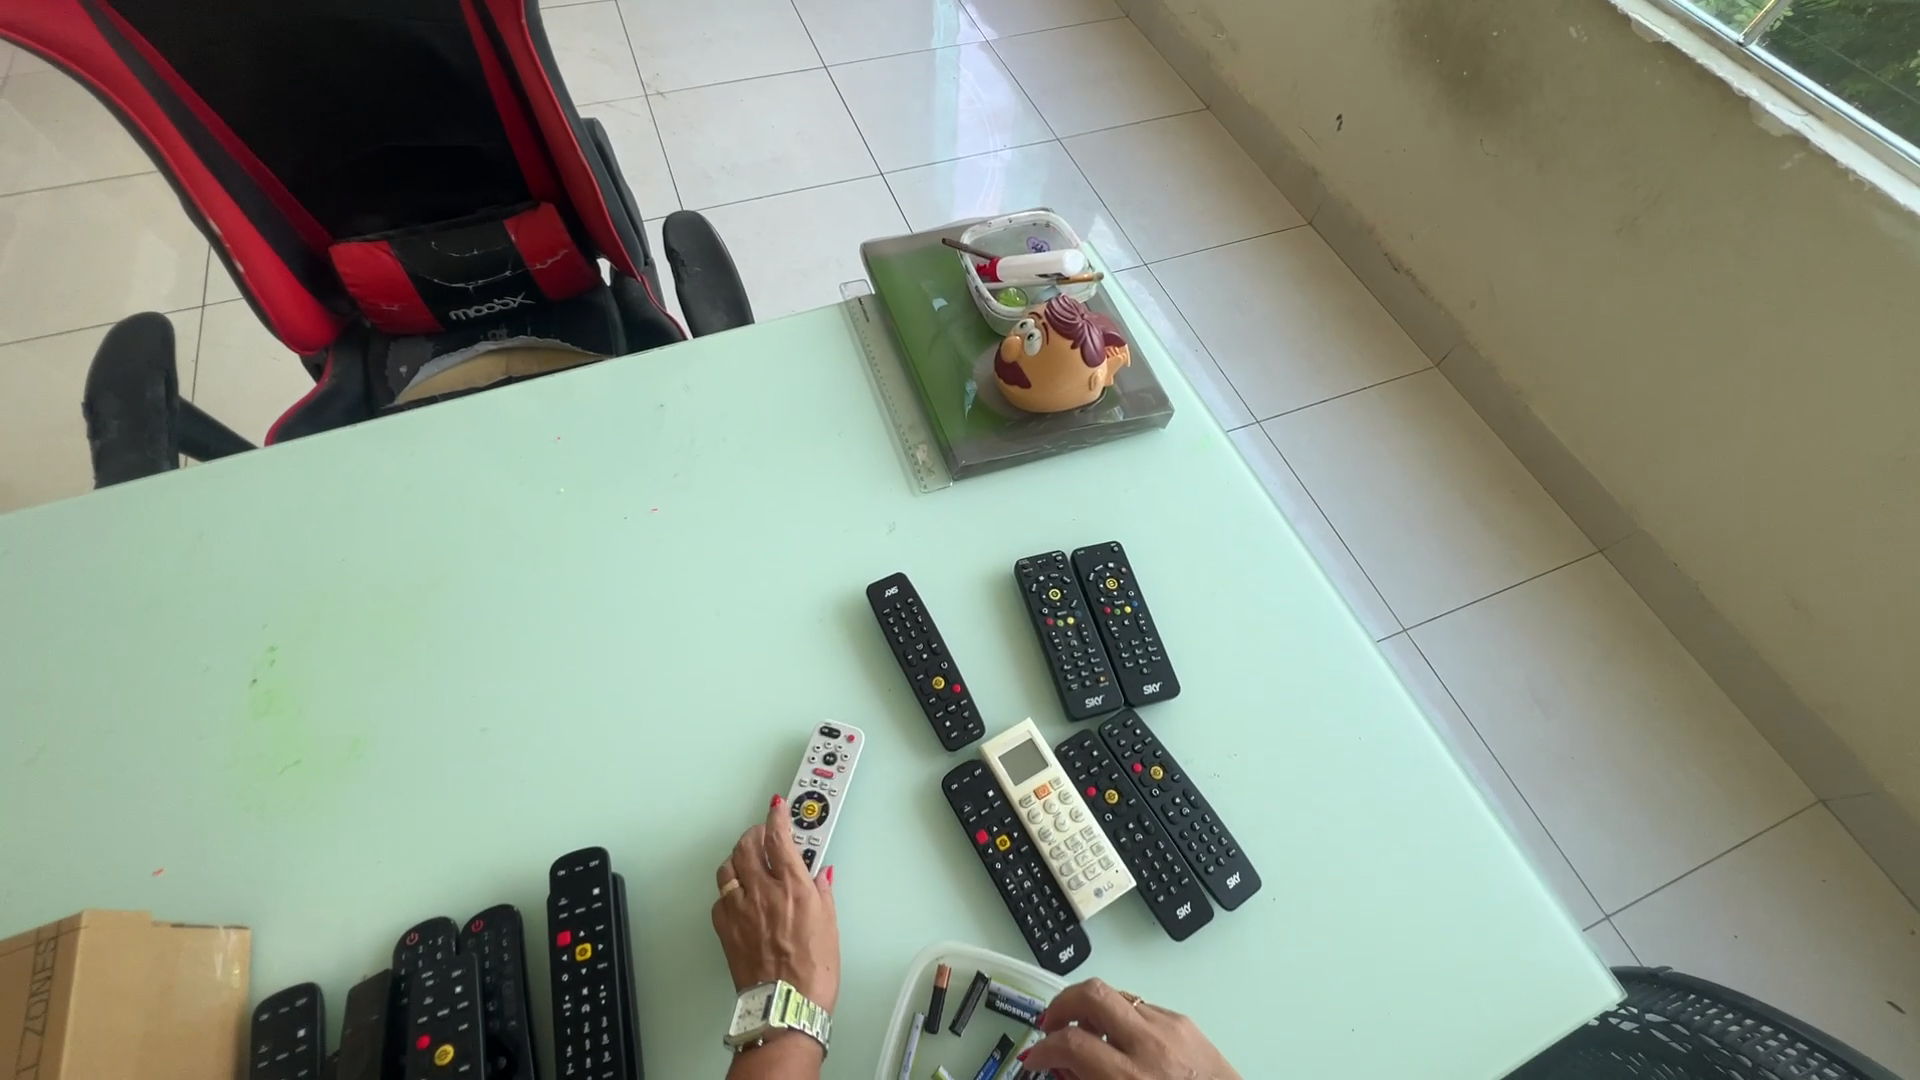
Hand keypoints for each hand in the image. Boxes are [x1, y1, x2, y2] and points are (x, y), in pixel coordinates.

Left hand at [711, 795, 840, 1011]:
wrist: (786, 1007)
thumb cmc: (813, 970)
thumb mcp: (829, 923)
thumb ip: (822, 891)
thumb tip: (822, 873)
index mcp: (793, 886)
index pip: (779, 836)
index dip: (777, 816)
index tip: (777, 807)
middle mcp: (763, 891)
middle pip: (748, 845)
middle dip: (754, 832)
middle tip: (762, 832)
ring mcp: (740, 909)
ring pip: (728, 867)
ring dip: (738, 857)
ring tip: (747, 858)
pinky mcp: (725, 929)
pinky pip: (720, 898)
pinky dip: (728, 889)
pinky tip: (738, 894)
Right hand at [1020, 979, 1239, 1079]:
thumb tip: (1064, 1068)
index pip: (1072, 1044)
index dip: (1045, 1047)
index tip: (1036, 1056)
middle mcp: (1149, 1046)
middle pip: (1091, 994)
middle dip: (1062, 1003)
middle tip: (1051, 1024)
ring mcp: (1169, 1026)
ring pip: (1114, 994)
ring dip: (1089, 1007)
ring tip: (1081, 1029)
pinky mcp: (1183, 1020)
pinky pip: (1139, 1006)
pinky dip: (1119, 1016)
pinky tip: (1119, 1038)